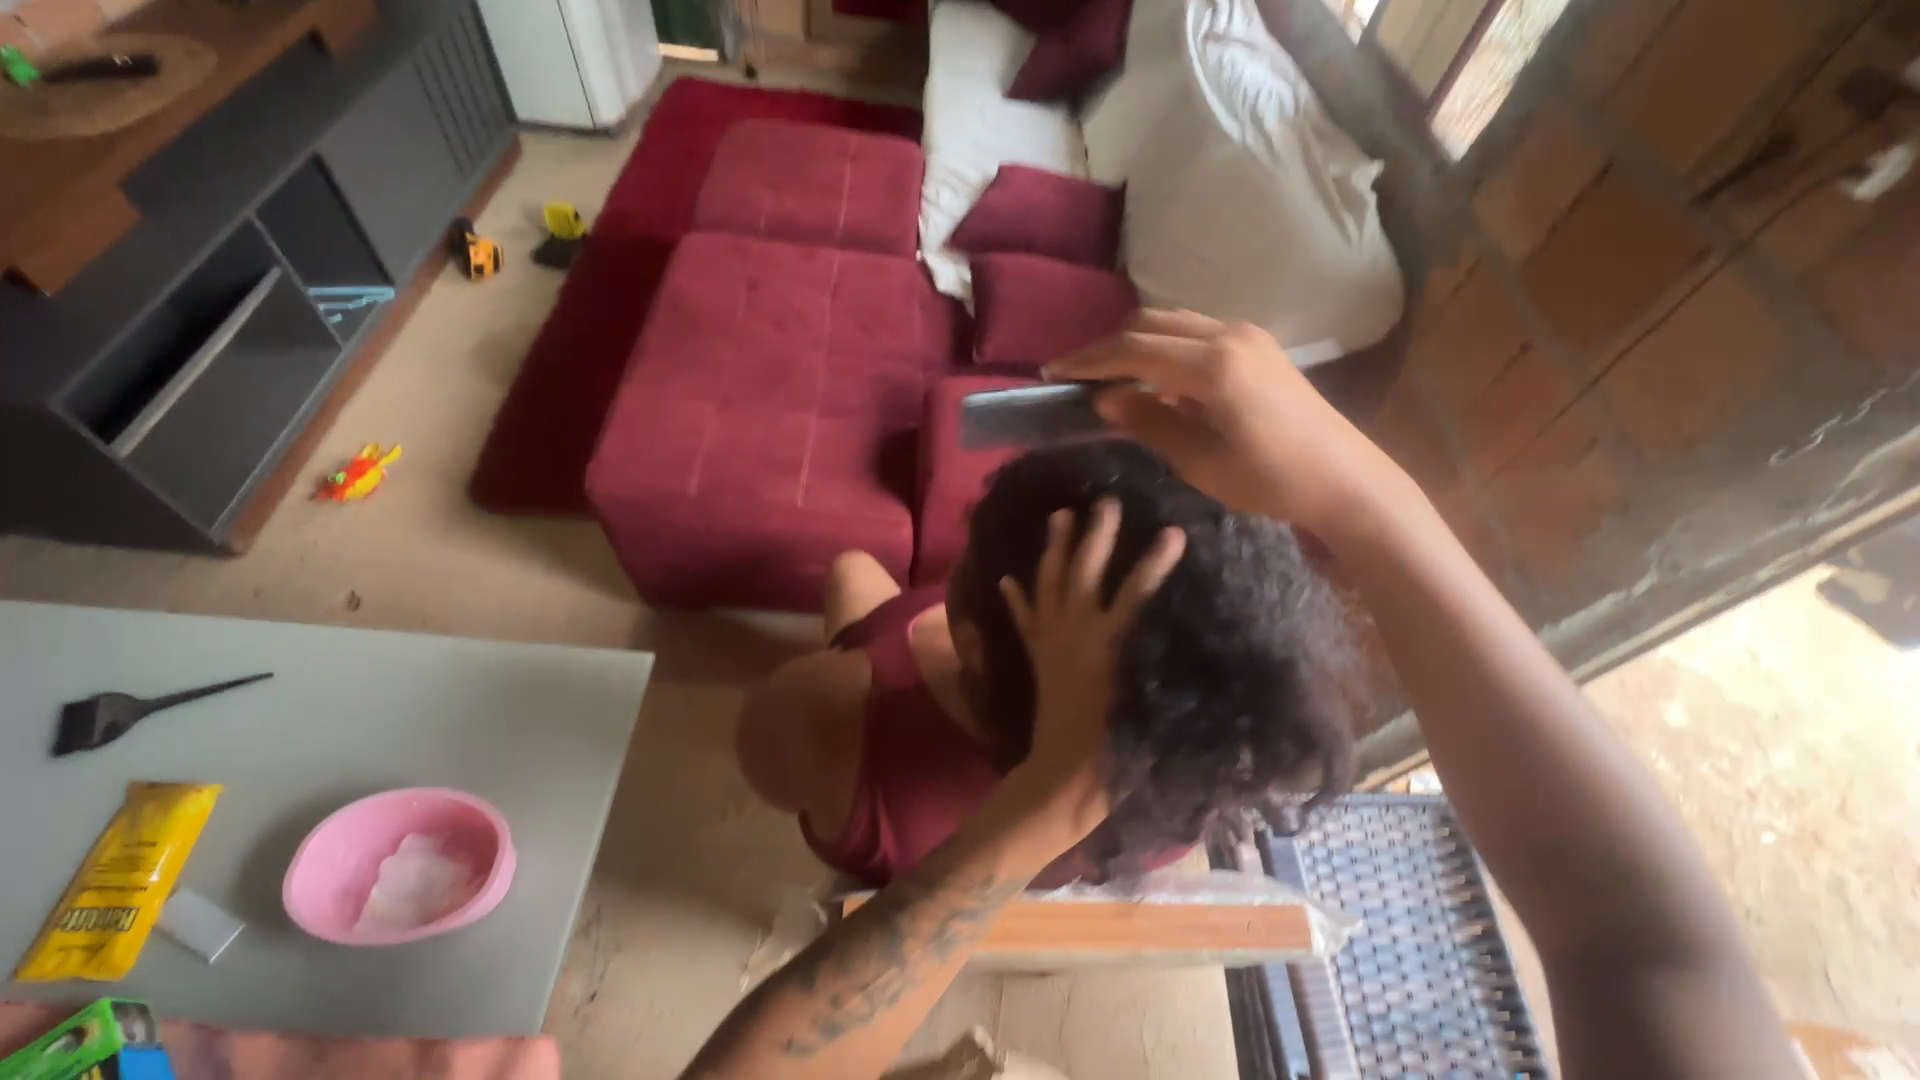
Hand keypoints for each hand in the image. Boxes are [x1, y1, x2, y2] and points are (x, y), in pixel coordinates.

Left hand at [996, 499, 1185, 825]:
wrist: (1062, 779)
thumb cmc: (1117, 752)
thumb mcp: (1152, 710)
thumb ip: (1170, 671)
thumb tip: (1199, 643)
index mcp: (1110, 646)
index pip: (1138, 592)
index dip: (1156, 561)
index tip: (1174, 531)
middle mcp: (1077, 633)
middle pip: (1086, 572)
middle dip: (1098, 534)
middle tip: (1106, 500)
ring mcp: (1052, 642)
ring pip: (1050, 583)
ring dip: (1055, 548)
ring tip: (1059, 515)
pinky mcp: (1037, 657)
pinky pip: (1024, 619)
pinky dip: (1017, 598)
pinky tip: (1007, 578)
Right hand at [1045, 309, 1413, 535]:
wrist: (1345, 479)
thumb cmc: (1271, 481)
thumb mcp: (1200, 462)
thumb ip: (1150, 422)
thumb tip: (1105, 399)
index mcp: (1213, 365)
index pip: (1133, 350)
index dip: (1088, 361)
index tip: (1051, 375)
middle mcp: (1228, 336)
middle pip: (1149, 324)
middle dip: (1106, 347)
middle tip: (1074, 376)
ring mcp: (1247, 336)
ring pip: (1173, 322)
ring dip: (1135, 343)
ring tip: (1106, 376)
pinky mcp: (1257, 346)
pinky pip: (1196, 332)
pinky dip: (1164, 347)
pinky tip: (1154, 380)